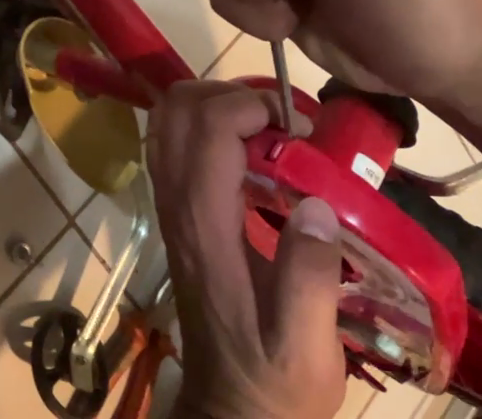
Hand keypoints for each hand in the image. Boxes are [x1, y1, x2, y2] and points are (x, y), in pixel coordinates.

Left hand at [148, 81, 344, 418]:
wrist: (231, 408)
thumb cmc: (273, 380)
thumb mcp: (306, 347)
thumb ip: (309, 278)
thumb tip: (315, 202)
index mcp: (205, 225)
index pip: (206, 130)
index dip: (247, 106)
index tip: (296, 125)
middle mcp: (176, 204)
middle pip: (174, 110)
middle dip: (226, 94)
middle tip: (279, 118)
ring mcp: (169, 205)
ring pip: (166, 122)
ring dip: (212, 105)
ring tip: (267, 127)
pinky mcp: (176, 212)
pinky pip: (173, 144)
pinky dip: (204, 125)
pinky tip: (250, 150)